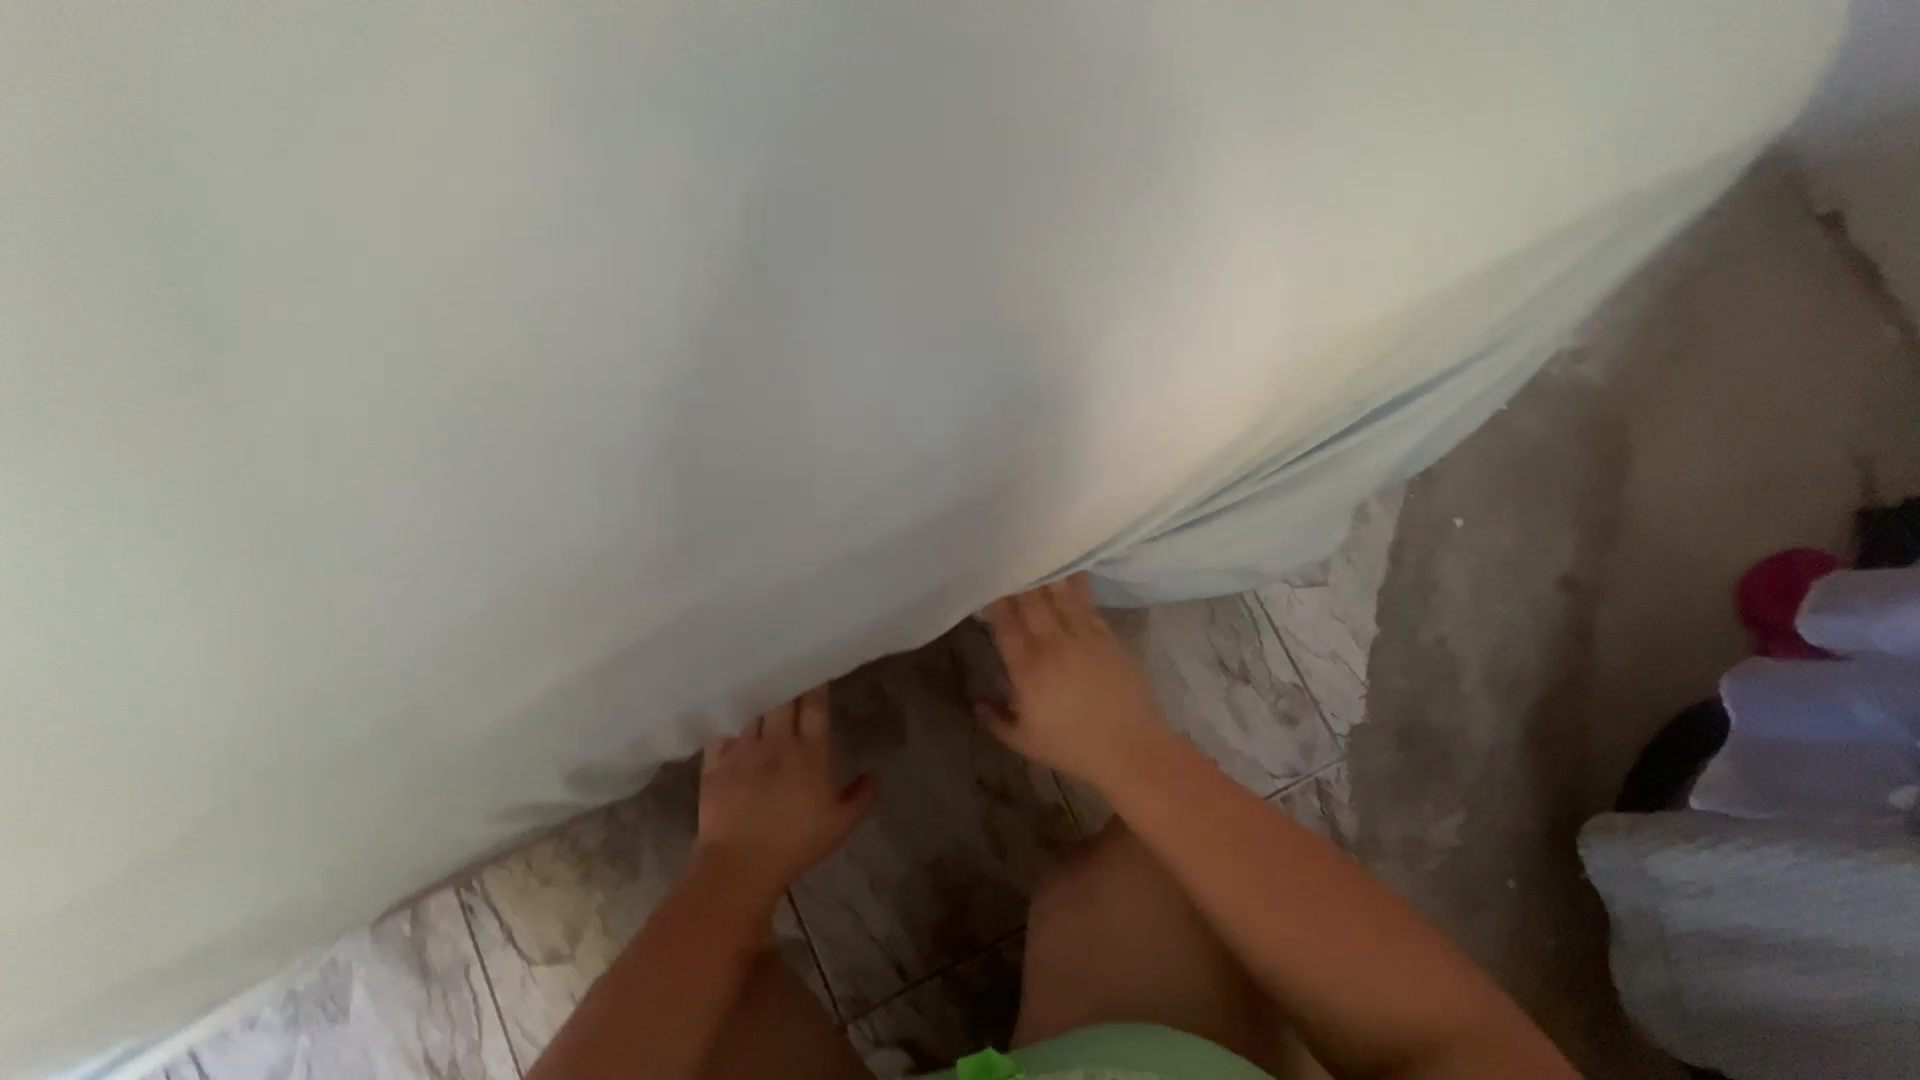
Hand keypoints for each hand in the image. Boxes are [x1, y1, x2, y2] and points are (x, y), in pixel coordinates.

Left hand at [696, 686, 873, 897]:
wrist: (741, 865)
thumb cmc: (796, 845)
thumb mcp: (840, 825)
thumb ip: (860, 797)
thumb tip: (873, 774)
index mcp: (810, 754)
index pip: (814, 708)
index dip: (816, 687)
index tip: (816, 673)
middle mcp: (777, 744)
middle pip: (782, 700)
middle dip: (787, 683)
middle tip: (788, 670)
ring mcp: (743, 751)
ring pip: (752, 711)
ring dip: (759, 697)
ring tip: (760, 683)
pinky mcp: (716, 764)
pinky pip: (721, 732)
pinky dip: (727, 721)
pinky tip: (729, 713)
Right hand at [977, 573, 1172, 787]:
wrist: (1130, 747)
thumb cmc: (1072, 747)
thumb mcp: (1024, 741)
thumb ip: (997, 719)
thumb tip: (978, 703)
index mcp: (1028, 668)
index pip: (1005, 624)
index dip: (994, 601)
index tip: (987, 583)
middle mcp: (1053, 644)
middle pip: (1031, 602)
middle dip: (1018, 579)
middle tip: (1007, 558)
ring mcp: (1083, 637)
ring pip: (1059, 596)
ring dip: (1045, 575)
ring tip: (1035, 552)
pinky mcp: (1108, 637)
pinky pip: (1088, 604)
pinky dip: (1077, 585)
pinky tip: (1070, 570)